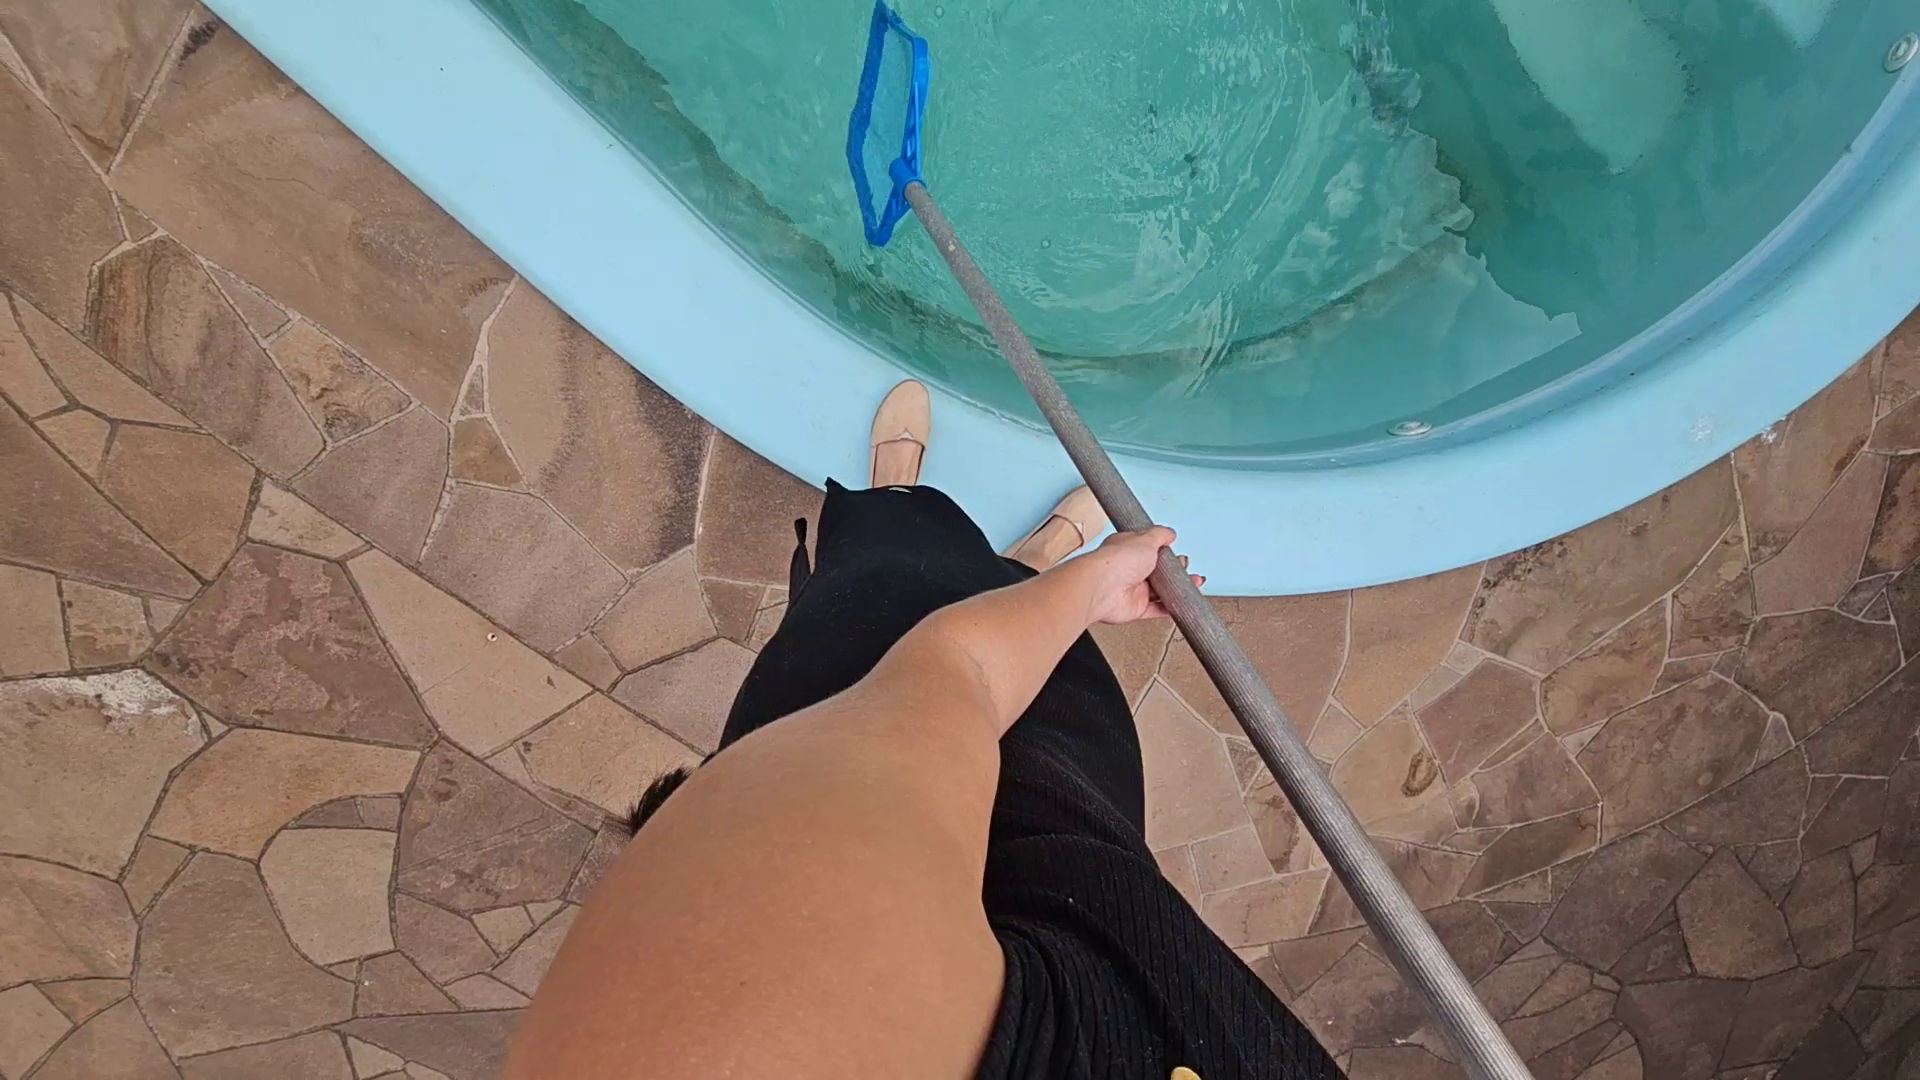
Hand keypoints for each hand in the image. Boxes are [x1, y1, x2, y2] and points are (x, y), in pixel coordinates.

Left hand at [1064, 526, 1202, 625]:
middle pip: (1157, 572)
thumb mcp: (1145, 539)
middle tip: (1185, 567)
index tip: (1178, 553)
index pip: (1149, 549)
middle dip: (1174, 570)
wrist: (1102, 588)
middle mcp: (1129, 569)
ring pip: (1160, 591)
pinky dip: (1170, 608)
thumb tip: (1169, 533)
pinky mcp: (1136, 608)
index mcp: (1128, 550)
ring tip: (1194, 583)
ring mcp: (1133, 589)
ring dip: (1177, 589)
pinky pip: (1156, 610)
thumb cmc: (1116, 561)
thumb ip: (1159, 536)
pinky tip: (1182, 603)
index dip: (1165, 552)